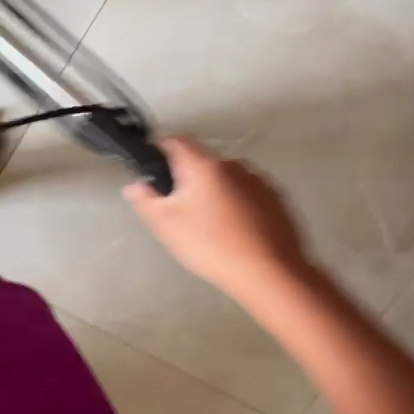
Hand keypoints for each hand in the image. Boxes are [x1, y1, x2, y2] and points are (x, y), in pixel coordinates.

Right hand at [123, 136, 309, 298]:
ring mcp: (260, 181)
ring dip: (215, 192)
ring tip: (211, 225)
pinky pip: (249, 195)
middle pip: (202, 162)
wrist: (270, 273)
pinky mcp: (278, 200)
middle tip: (180, 210)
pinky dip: (239, 205)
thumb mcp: (166, 226)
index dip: (160, 150)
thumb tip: (135, 185)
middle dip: (188, 179)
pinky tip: (236, 232)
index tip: (154, 170)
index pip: (176, 141)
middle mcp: (234, 165)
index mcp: (204, 166)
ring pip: (227, 179)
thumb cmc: (211, 246)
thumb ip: (145, 200)